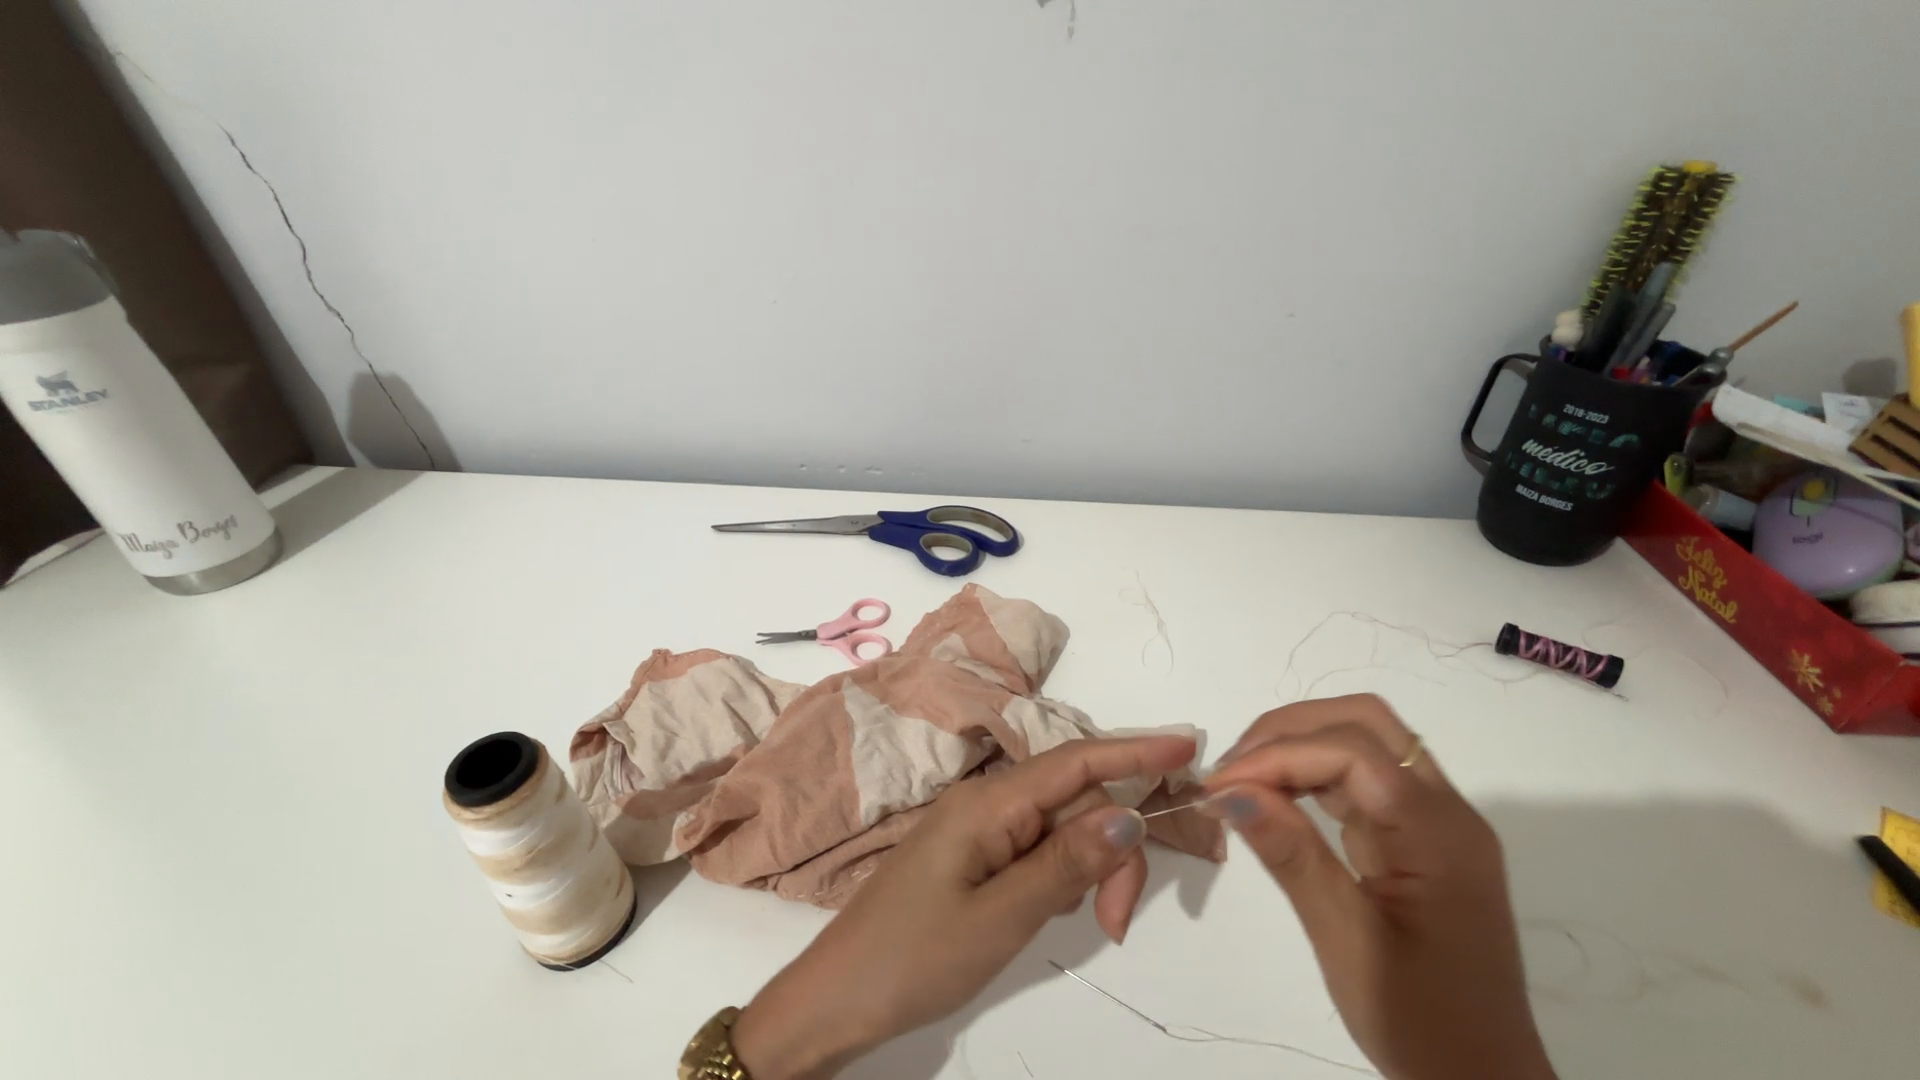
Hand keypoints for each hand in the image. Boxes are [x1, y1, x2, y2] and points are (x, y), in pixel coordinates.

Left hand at [731, 735, 1197, 1079]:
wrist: (839, 997)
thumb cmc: (914, 956)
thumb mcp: (1001, 916)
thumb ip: (1067, 864)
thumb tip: (1129, 815)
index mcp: (988, 804)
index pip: (1075, 762)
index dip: (1134, 749)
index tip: (1190, 745)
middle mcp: (985, 804)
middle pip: (1074, 802)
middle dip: (1112, 849)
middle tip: (1118, 923)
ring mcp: (978, 831)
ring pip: (1060, 830)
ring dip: (1089, 869)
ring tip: (1092, 925)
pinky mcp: (975, 859)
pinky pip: (1036, 852)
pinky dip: (1061, 878)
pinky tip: (1054, 913)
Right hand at [1203, 695, 1554, 1079]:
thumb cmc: (1420, 1021)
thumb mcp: (1346, 942)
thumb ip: (1292, 856)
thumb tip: (1229, 791)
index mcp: (1439, 835)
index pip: (1354, 754)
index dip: (1279, 756)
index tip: (1219, 788)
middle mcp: (1446, 811)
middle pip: (1367, 722)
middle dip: (1290, 730)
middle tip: (1232, 769)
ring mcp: (1435, 821)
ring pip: (1366, 740)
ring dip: (1299, 745)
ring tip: (1242, 780)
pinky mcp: (1418, 836)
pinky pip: (1364, 777)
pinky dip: (1312, 773)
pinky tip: (1275, 796)